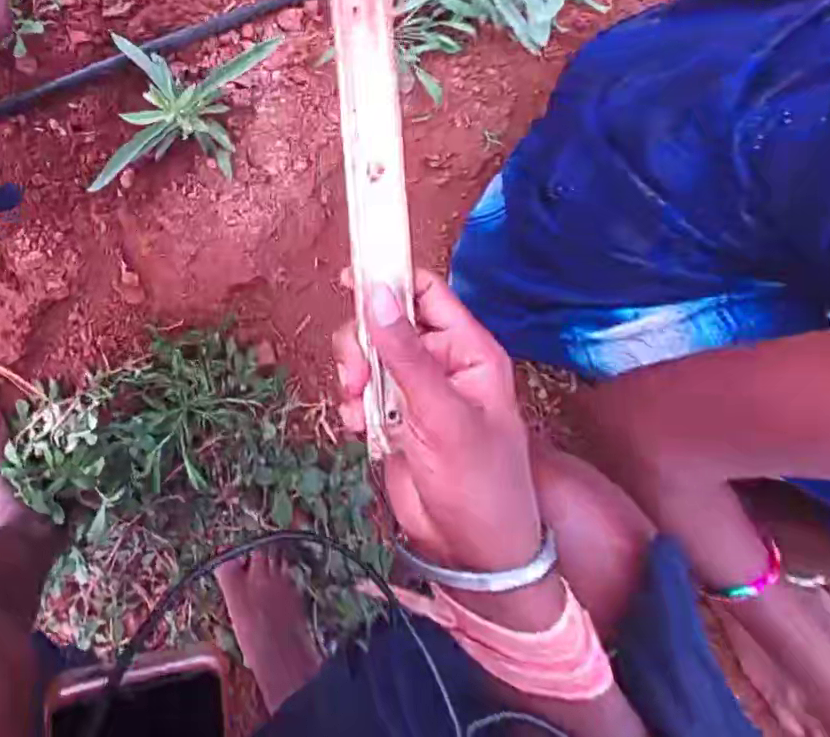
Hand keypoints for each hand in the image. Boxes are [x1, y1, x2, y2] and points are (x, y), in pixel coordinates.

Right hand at [333, 269, 542, 571]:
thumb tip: (376, 294)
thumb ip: (405, 353)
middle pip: (384, 321)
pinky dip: (352, 403)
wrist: (470, 551)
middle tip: (356, 372)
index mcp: (466, 350)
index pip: (426, 294)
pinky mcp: (392, 412)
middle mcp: (438, 362)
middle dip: (362, 343)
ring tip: (360, 405)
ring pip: (366, 354)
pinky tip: (363, 427)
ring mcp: (413, 388)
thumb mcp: (442, 414)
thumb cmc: (478, 481)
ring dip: (354, 375)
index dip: (390, 278)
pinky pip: (359, 388)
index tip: (351, 277)